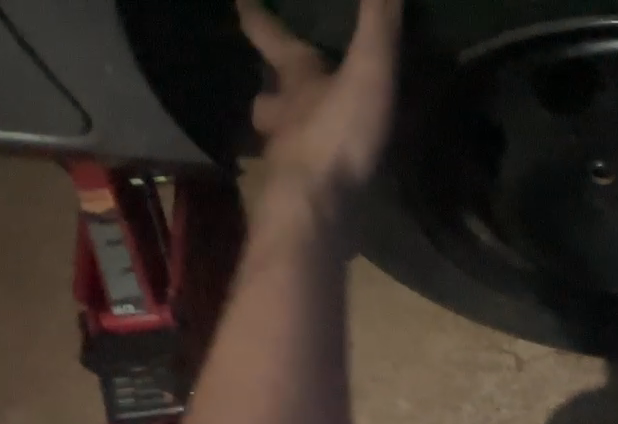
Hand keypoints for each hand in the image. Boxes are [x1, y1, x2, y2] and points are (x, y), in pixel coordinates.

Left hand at [239, 0, 402, 207]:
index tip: (240, 3)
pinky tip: (330, 185)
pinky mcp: (306, 200)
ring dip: (289, 140)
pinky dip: (316, 180)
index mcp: (294, 83)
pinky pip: (308, 183)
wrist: (318, 209)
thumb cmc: (335, 135)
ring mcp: (292, 163)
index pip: (269, 39)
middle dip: (270, 94)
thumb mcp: (366, 72)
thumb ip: (377, 25)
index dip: (256, 18)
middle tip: (271, 92)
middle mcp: (284, 120)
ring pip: (282, 143)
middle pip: (267, 100)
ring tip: (304, 141)